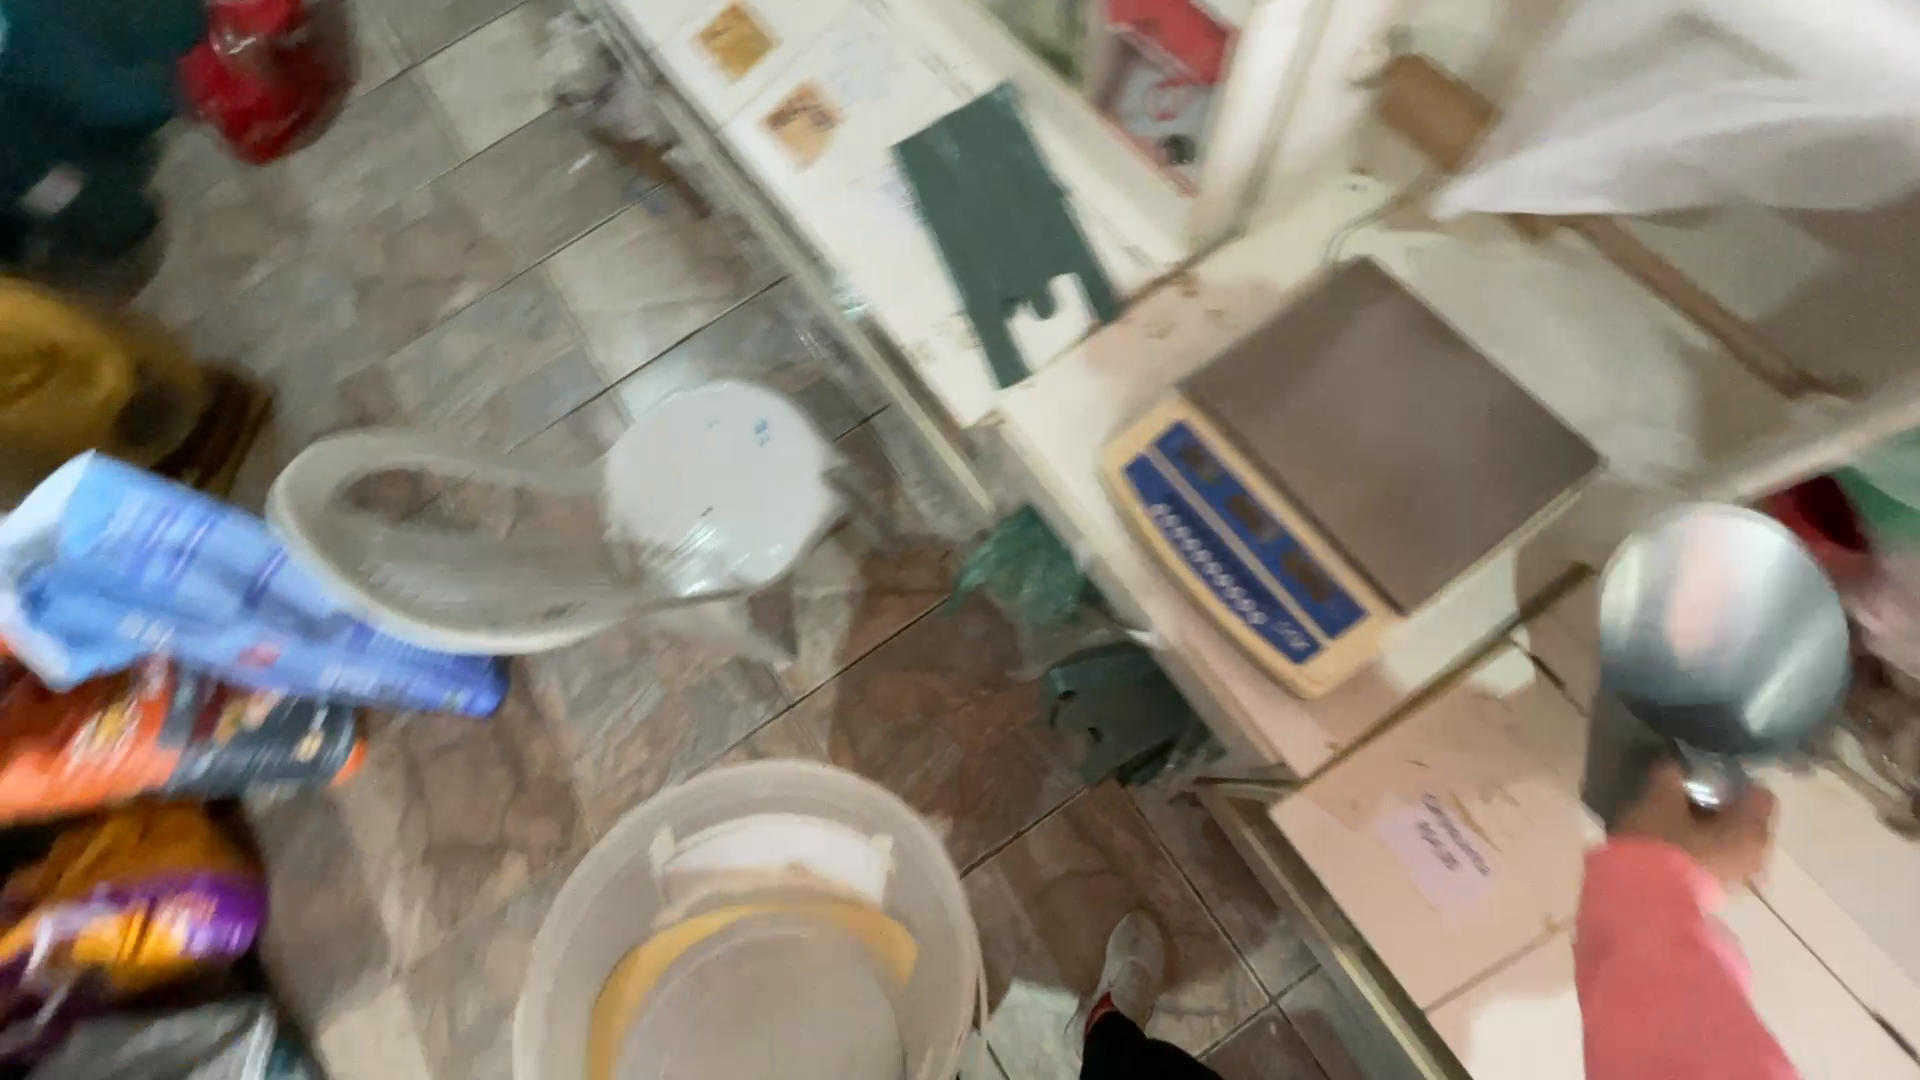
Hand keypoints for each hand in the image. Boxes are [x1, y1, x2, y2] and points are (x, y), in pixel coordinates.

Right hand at [1613, 761, 1777, 885]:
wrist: (1648, 894)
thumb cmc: (1660, 841)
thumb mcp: (1658, 801)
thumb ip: (1670, 778)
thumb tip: (1675, 763)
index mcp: (1753, 829)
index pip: (1760, 794)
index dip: (1732, 780)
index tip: (1701, 774)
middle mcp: (1761, 852)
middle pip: (1747, 818)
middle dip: (1718, 804)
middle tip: (1682, 796)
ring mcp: (1746, 874)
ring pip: (1734, 839)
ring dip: (1711, 827)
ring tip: (1676, 820)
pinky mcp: (1726, 888)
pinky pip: (1723, 856)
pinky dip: (1706, 846)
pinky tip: (1677, 843)